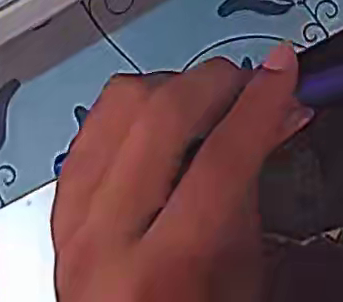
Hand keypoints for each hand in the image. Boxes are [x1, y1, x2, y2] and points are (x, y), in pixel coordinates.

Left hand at [52, 49, 311, 301]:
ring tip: (207, 101)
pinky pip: (98, 115)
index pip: (219, 162)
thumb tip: (278, 107)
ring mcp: (74, 217)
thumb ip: (254, 181)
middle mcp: (105, 241)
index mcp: (162, 274)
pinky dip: (139, 101)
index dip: (259, 103)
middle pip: (164, 116)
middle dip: (217, 82)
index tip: (282, 67)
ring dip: (176, 84)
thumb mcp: (241, 272)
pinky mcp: (60, 199)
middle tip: (250, 83)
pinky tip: (163, 113)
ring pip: (124, 99)